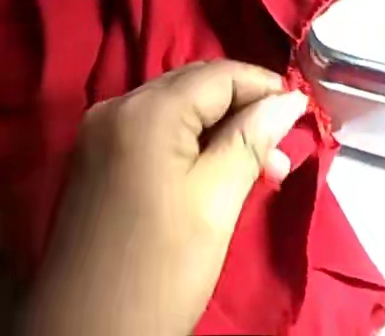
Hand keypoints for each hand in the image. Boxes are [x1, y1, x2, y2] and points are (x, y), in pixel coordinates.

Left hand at [21, 61, 310, 335]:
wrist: (82, 334)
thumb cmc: (158, 272)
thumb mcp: (214, 205)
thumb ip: (249, 142)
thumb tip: (288, 100)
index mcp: (145, 109)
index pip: (216, 74)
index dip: (262, 86)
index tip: (302, 110)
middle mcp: (117, 103)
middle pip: (192, 83)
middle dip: (241, 105)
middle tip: (282, 147)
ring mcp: (100, 127)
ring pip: (172, 104)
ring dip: (216, 124)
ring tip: (260, 165)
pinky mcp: (94, 152)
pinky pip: (150, 126)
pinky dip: (185, 137)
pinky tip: (213, 166)